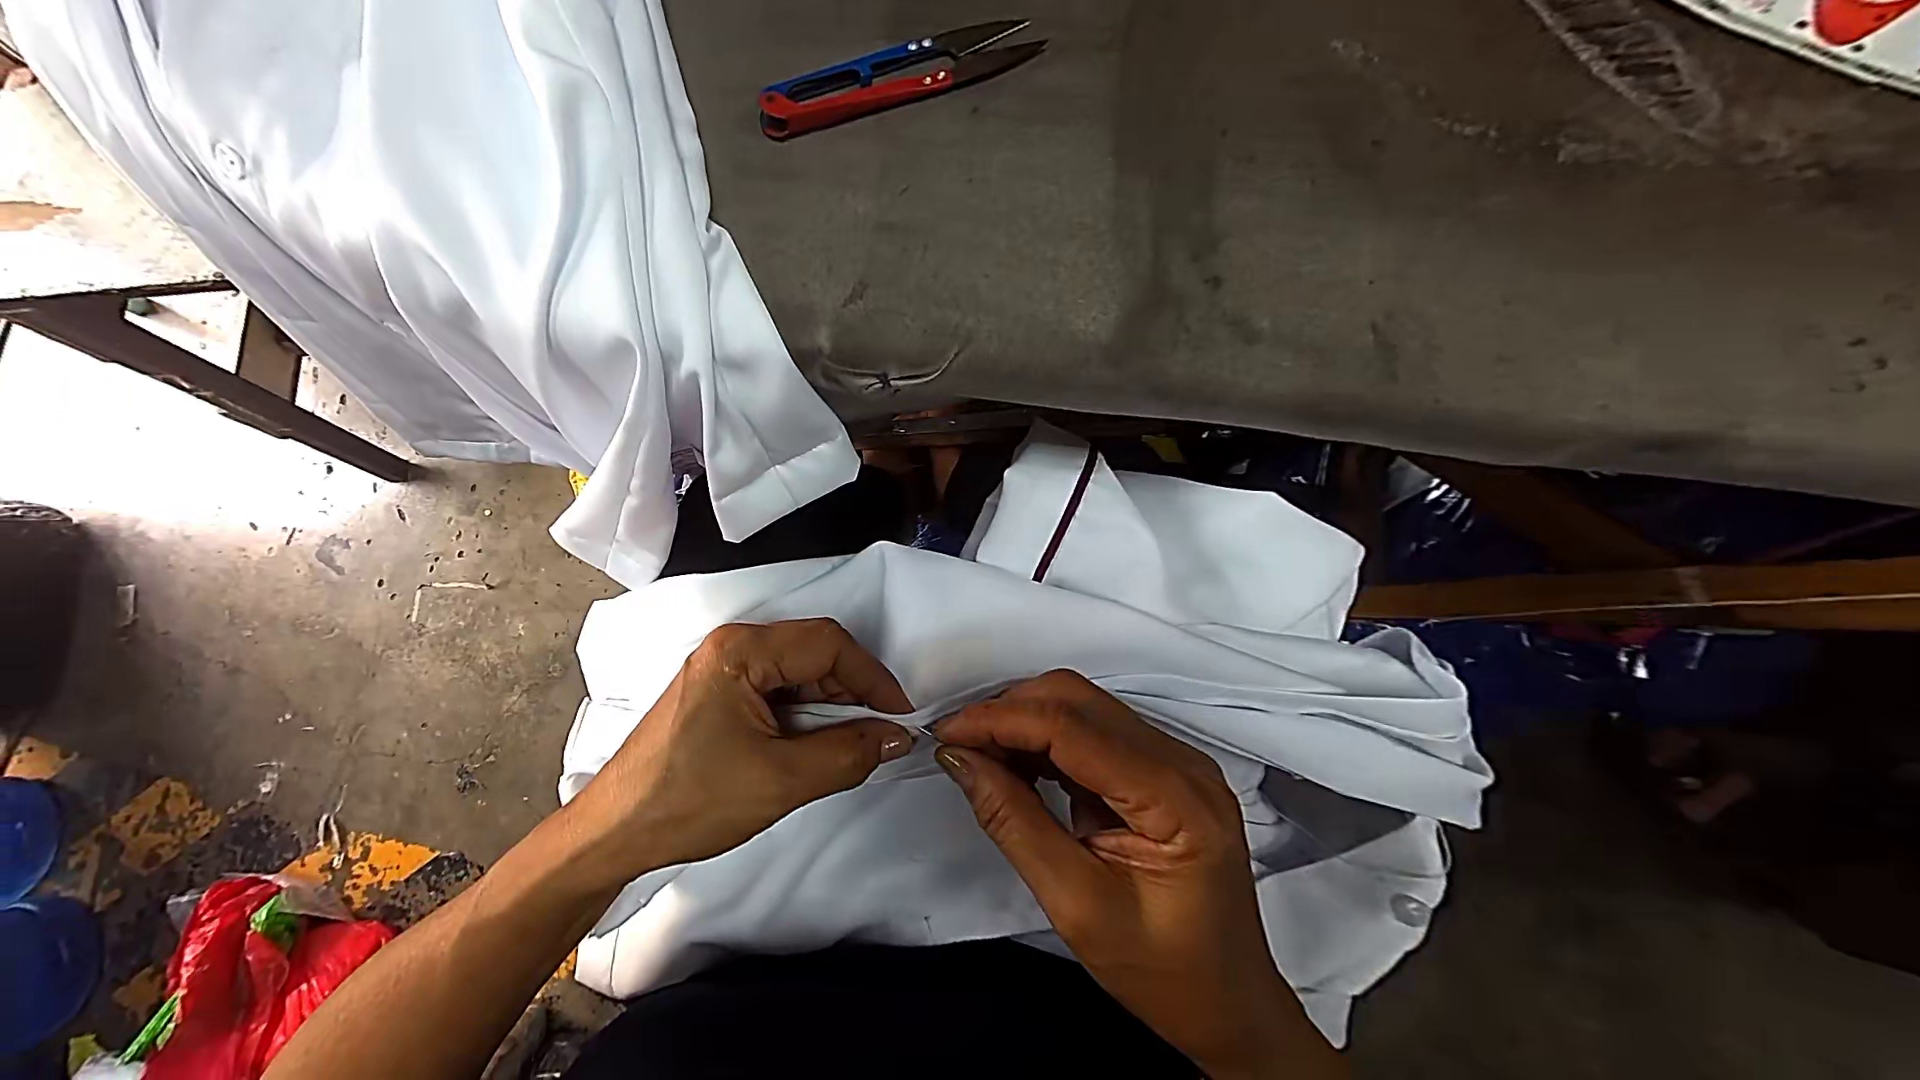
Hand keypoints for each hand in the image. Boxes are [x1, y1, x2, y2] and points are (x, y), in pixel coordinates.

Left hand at [566, 619, 914, 881]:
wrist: (615, 834)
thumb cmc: (681, 802)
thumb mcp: (780, 781)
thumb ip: (848, 754)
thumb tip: (893, 737)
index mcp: (739, 651)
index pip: (828, 645)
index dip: (872, 678)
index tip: (897, 714)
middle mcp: (731, 647)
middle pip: (816, 653)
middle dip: (852, 692)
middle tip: (876, 733)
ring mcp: (724, 668)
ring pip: (801, 672)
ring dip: (831, 705)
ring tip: (844, 745)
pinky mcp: (722, 691)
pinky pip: (781, 689)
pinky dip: (808, 714)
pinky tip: (814, 744)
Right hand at [934, 672, 1347, 1079]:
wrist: (1228, 1003)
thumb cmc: (1161, 971)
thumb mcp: (1076, 905)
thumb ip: (1014, 822)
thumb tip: (960, 758)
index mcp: (1175, 798)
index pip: (1073, 727)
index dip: (1001, 719)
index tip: (947, 733)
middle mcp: (1181, 761)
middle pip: (1079, 700)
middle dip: (1009, 711)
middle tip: (958, 745)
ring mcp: (1175, 760)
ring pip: (1083, 707)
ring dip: (1024, 721)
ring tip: (978, 754)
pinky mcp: (1161, 769)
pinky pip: (1093, 732)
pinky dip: (1046, 740)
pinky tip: (1014, 763)